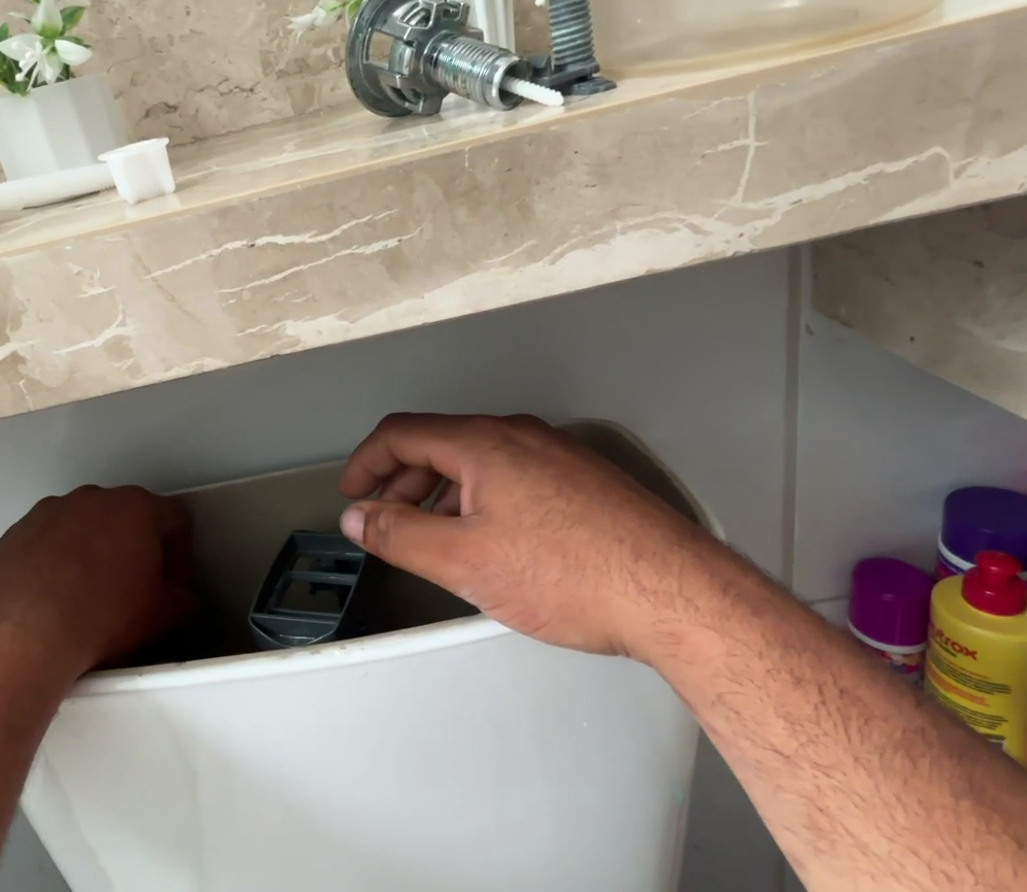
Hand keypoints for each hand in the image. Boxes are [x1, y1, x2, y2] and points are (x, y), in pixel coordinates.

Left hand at [0, 485, 195, 676]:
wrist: (20, 636)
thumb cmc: (97, 617)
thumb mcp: (161, 616)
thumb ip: (183, 601)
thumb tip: (181, 602)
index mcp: (135, 507)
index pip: (175, 519)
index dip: (181, 556)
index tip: (173, 586)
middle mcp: (92, 499)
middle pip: (127, 519)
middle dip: (135, 551)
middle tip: (135, 593)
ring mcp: (49, 513)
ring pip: (84, 529)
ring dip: (93, 556)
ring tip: (90, 601)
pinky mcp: (16, 534)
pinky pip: (47, 545)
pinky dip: (55, 566)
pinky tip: (55, 603)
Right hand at [337, 414, 718, 659]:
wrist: (674, 592)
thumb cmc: (575, 574)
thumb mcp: (464, 561)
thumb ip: (398, 535)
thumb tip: (359, 517)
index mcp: (485, 443)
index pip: (401, 433)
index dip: (365, 463)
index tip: (352, 494)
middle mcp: (521, 435)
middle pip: (439, 443)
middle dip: (401, 481)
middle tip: (383, 518)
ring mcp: (557, 454)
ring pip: (478, 460)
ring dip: (441, 491)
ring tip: (432, 535)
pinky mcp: (583, 480)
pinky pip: (514, 474)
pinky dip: (481, 497)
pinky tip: (489, 537)